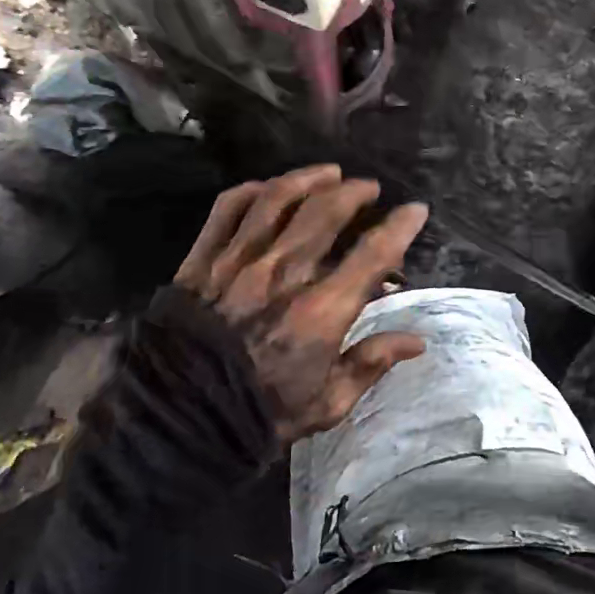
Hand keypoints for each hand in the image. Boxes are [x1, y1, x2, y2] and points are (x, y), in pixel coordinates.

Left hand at [175, 164, 428, 444]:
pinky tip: (267, 188)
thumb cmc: (262, 412)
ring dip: (309, 180)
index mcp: (321, 310)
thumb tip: (416, 342)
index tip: (416, 210)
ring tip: (329, 174)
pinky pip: (228, 209)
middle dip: (355, 193)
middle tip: (370, 188)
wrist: (178, 419)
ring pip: (278, 200)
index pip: (371, 254)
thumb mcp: (328, 402)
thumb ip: (372, 363)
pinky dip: (251, 191)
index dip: (399, 227)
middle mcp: (283, 274)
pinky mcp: (202, 260)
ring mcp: (239, 261)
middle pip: (325, 212)